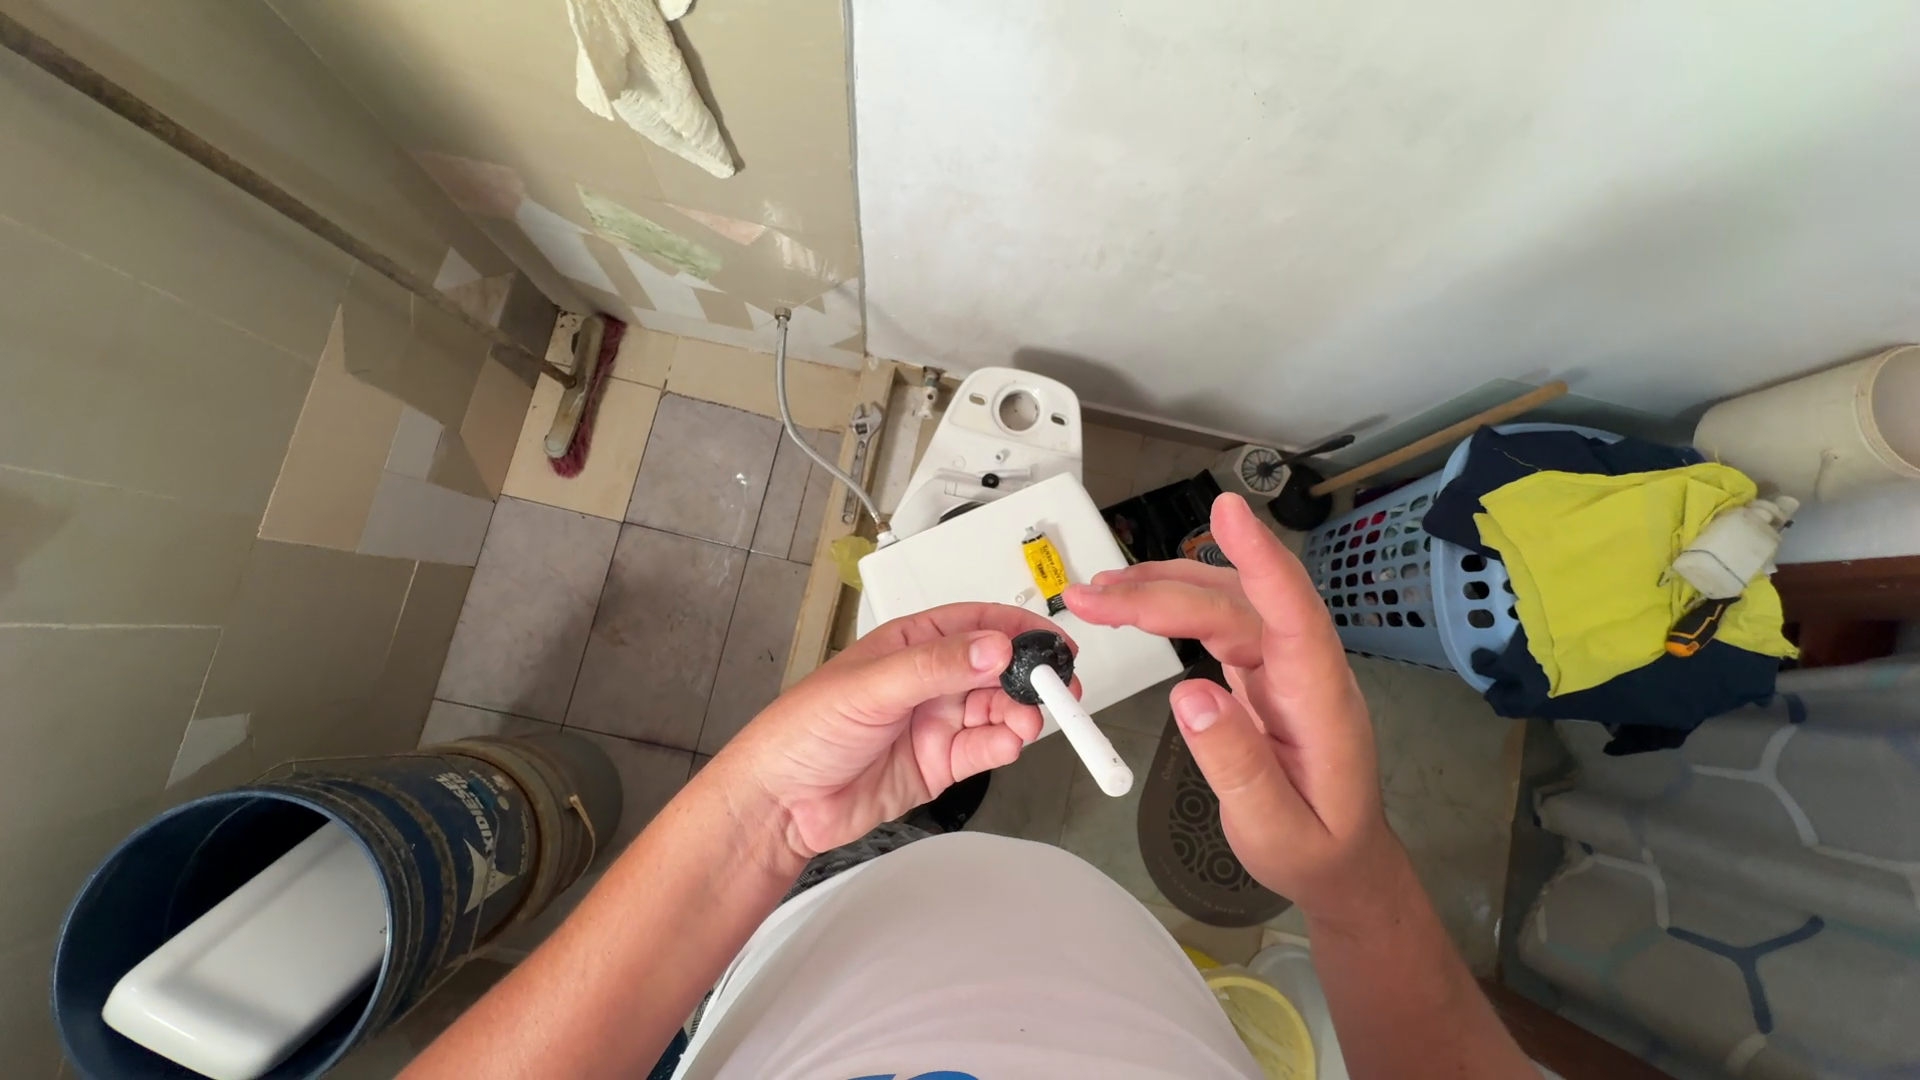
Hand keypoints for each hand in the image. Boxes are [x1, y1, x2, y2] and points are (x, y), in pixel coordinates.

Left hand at [713, 603, 1073, 866]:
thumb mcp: (872, 685)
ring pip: (996, 709)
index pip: (976, 625)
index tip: (1052, 641)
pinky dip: (1002, 745)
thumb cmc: (806, 728)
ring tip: (1028, 722)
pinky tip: (1007, 744)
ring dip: (1020, 713)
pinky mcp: (940, 763)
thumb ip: (936, 666)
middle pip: (996, 669)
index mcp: (912, 644)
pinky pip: (983, 748)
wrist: (783, 802)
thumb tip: (993, 646)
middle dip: (1030, 676)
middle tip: (1058, 688)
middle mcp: (930, 680)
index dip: (1018, 629)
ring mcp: (937, 721)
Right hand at [1065, 494, 1395, 916]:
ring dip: (1159, 587)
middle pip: (1232, 603)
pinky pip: (1215, 619)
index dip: (1261, 558)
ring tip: (1097, 591)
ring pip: (1222, 600)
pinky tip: (1135, 604)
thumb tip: (1188, 693)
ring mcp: (1281, 662)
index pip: (1294, 613)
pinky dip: (1169, 606)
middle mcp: (1302, 666)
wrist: (1340, 860)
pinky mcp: (1260, 666)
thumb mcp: (1274, 830)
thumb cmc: (1315, 850)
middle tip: (1087, 596)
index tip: (1227, 511)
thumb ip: (1236, 765)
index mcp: (1319, 699)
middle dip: (1158, 591)